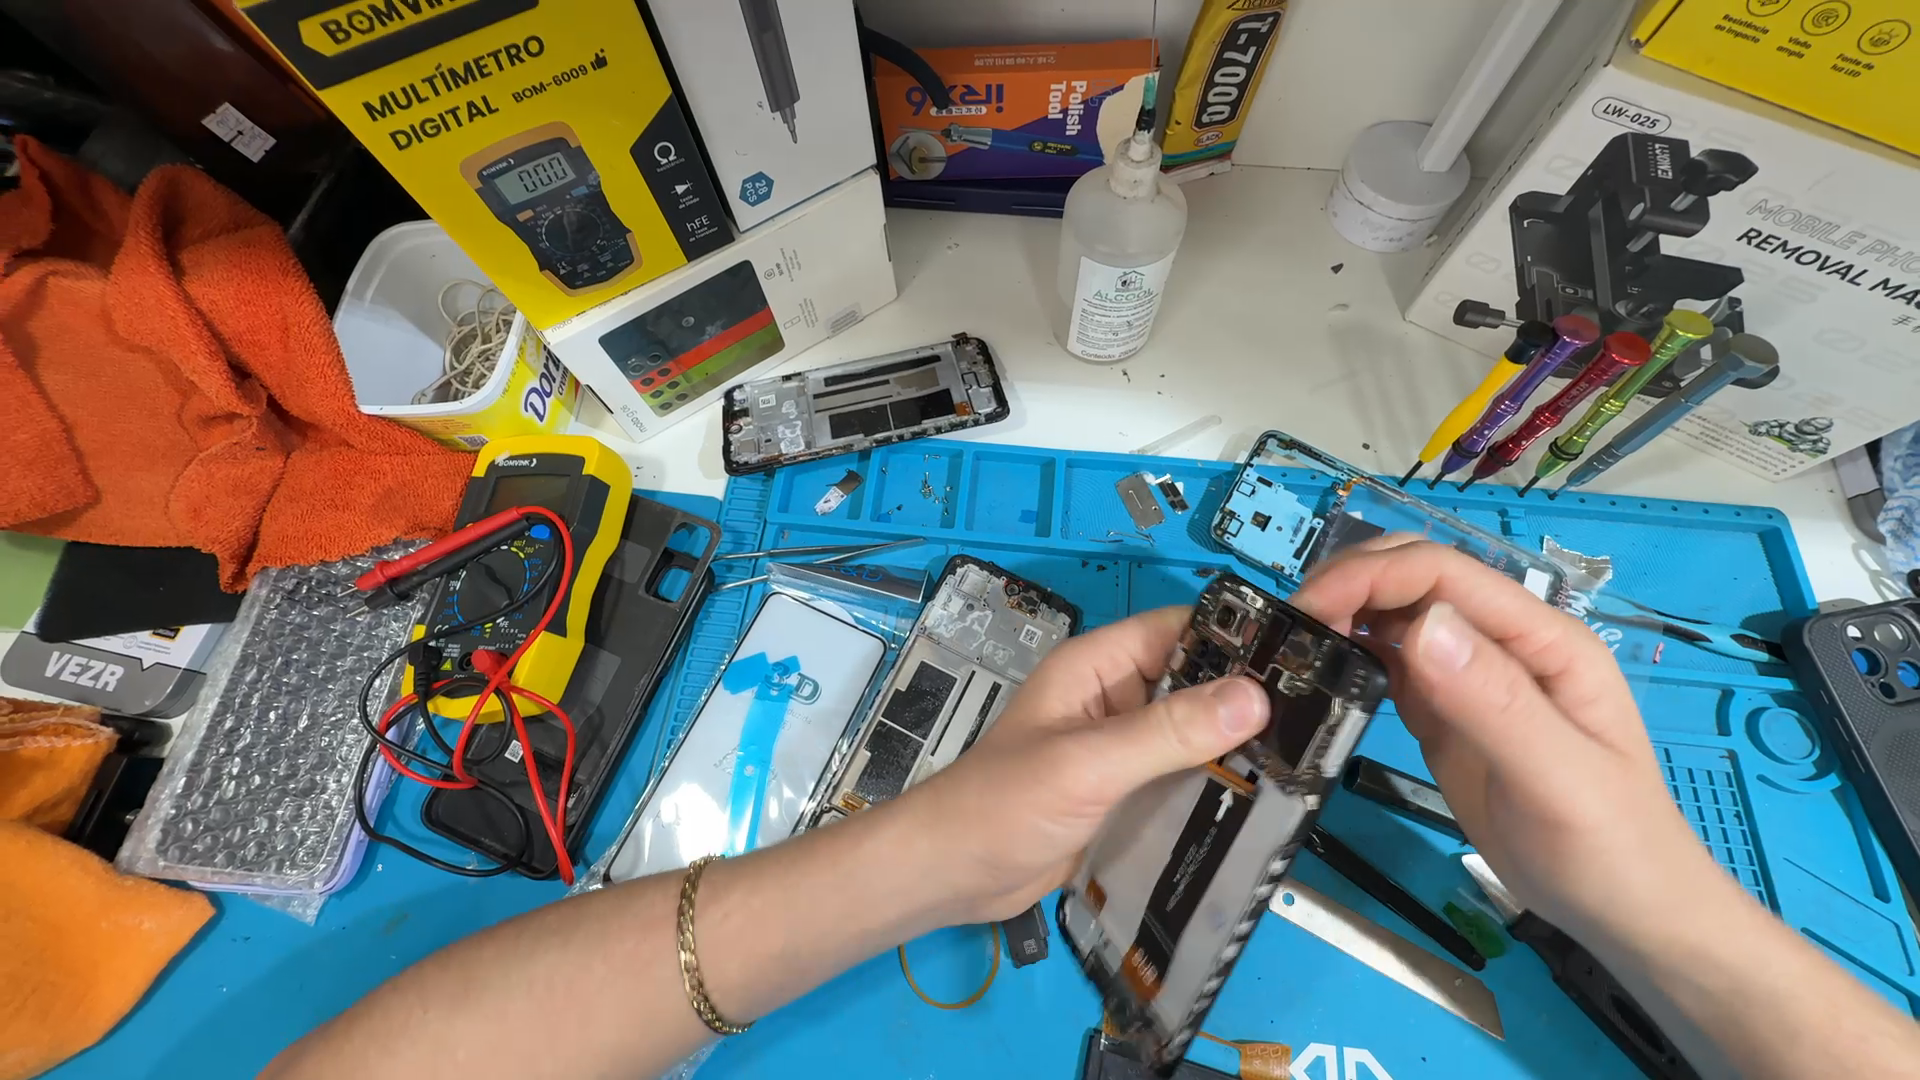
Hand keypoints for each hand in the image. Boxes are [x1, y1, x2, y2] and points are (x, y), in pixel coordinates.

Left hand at [897, 607, 1269, 924]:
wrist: (955, 873)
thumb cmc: (1006, 802)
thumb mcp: (1088, 762)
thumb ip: (1167, 732)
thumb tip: (1254, 695)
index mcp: (1094, 667)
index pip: (1175, 631)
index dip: (1233, 639)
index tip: (1301, 662)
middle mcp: (1109, 697)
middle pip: (1189, 682)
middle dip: (1242, 698)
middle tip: (1318, 722)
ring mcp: (1116, 745)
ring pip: (1187, 731)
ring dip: (1231, 744)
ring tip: (1303, 763)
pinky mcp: (1120, 789)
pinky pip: (1174, 773)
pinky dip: (1209, 781)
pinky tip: (1256, 802)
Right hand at [1288, 537, 1738, 948]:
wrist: (1623, 910)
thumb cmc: (1609, 847)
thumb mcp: (1559, 778)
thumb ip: (1492, 700)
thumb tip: (1420, 623)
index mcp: (1539, 637)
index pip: (1442, 572)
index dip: (1369, 576)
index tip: (1308, 609)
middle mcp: (1499, 638)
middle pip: (1412, 574)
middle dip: (1348, 581)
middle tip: (1292, 623)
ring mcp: (1465, 669)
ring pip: (1391, 608)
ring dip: (1341, 609)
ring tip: (1294, 642)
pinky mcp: (1437, 701)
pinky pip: (1385, 655)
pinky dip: (1347, 648)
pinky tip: (1319, 667)